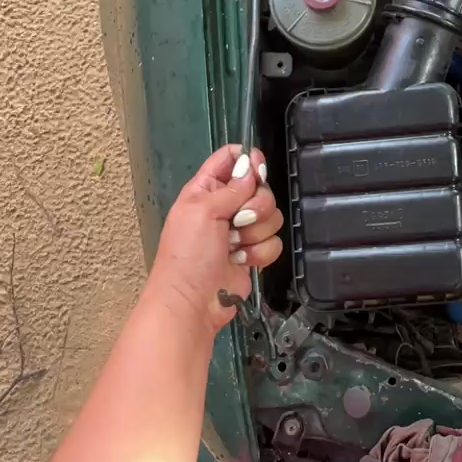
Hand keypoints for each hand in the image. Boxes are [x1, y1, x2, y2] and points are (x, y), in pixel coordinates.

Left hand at [144, 144, 283, 334]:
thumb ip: (231, 187)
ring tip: (234, 246)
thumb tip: (251, 167)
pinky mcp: (253, 252)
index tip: (257, 172)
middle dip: (256, 206)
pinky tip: (242, 261)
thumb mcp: (202, 210)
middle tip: (238, 221)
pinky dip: (260, 253)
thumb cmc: (188, 254)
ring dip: (256, 233)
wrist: (192, 302)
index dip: (249, 160)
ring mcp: (241, 230)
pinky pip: (274, 241)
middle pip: (260, 188)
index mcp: (207, 189)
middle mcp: (226, 206)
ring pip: (271, 216)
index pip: (232, 158)